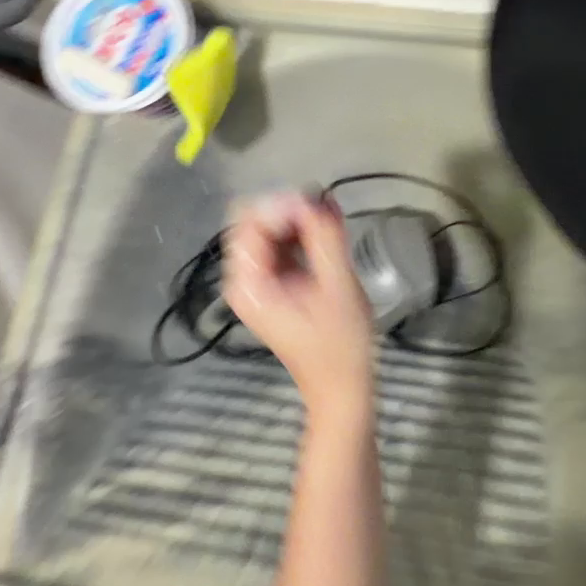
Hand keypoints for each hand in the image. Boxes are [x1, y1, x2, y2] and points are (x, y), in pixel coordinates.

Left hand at [224, 193, 375, 421]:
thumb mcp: (338, 286)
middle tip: (329, 216)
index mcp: (248, 282)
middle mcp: (243, 279)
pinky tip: (328, 238)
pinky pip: (280, 246)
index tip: (321, 208)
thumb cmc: (341, 344)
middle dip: (291, 211)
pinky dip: (301, 236)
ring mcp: (257, 282)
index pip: (249, 221)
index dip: (283, 205)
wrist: (342, 388)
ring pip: (268, 231)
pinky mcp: (274, 285)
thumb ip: (326, 239)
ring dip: (298, 222)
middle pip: (254, 221)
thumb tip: (318, 198)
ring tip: (332, 226)